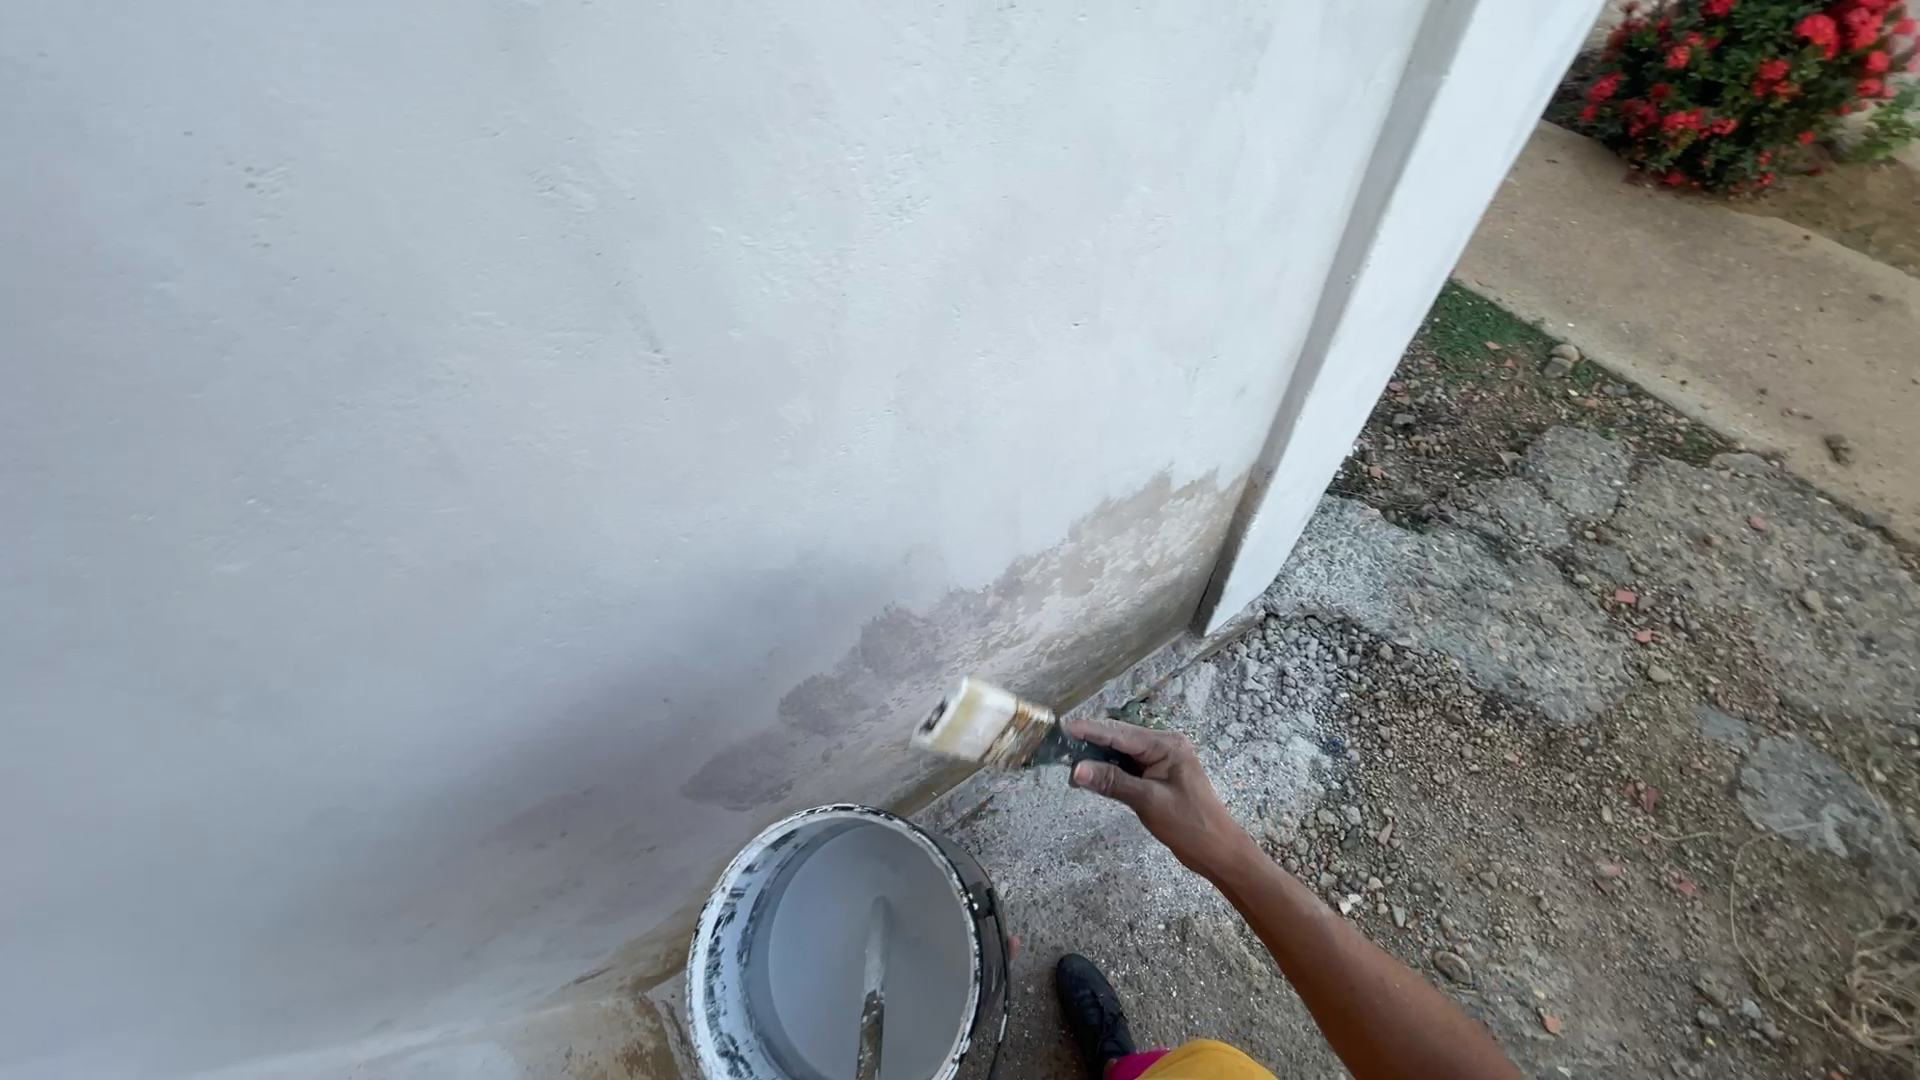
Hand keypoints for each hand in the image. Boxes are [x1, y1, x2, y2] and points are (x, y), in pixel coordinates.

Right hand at [1064, 715, 1255, 879]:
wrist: (1219, 852)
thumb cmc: (1189, 825)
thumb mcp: (1148, 802)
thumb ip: (1112, 783)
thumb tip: (1076, 770)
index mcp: (1166, 744)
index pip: (1120, 734)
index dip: (1090, 731)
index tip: (1063, 728)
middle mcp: (1163, 745)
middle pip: (1119, 739)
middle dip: (1090, 744)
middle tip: (1060, 749)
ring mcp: (1160, 760)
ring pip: (1120, 753)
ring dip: (1097, 759)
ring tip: (1070, 766)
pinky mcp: (1156, 775)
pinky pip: (1126, 766)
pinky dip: (1109, 772)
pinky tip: (1090, 777)